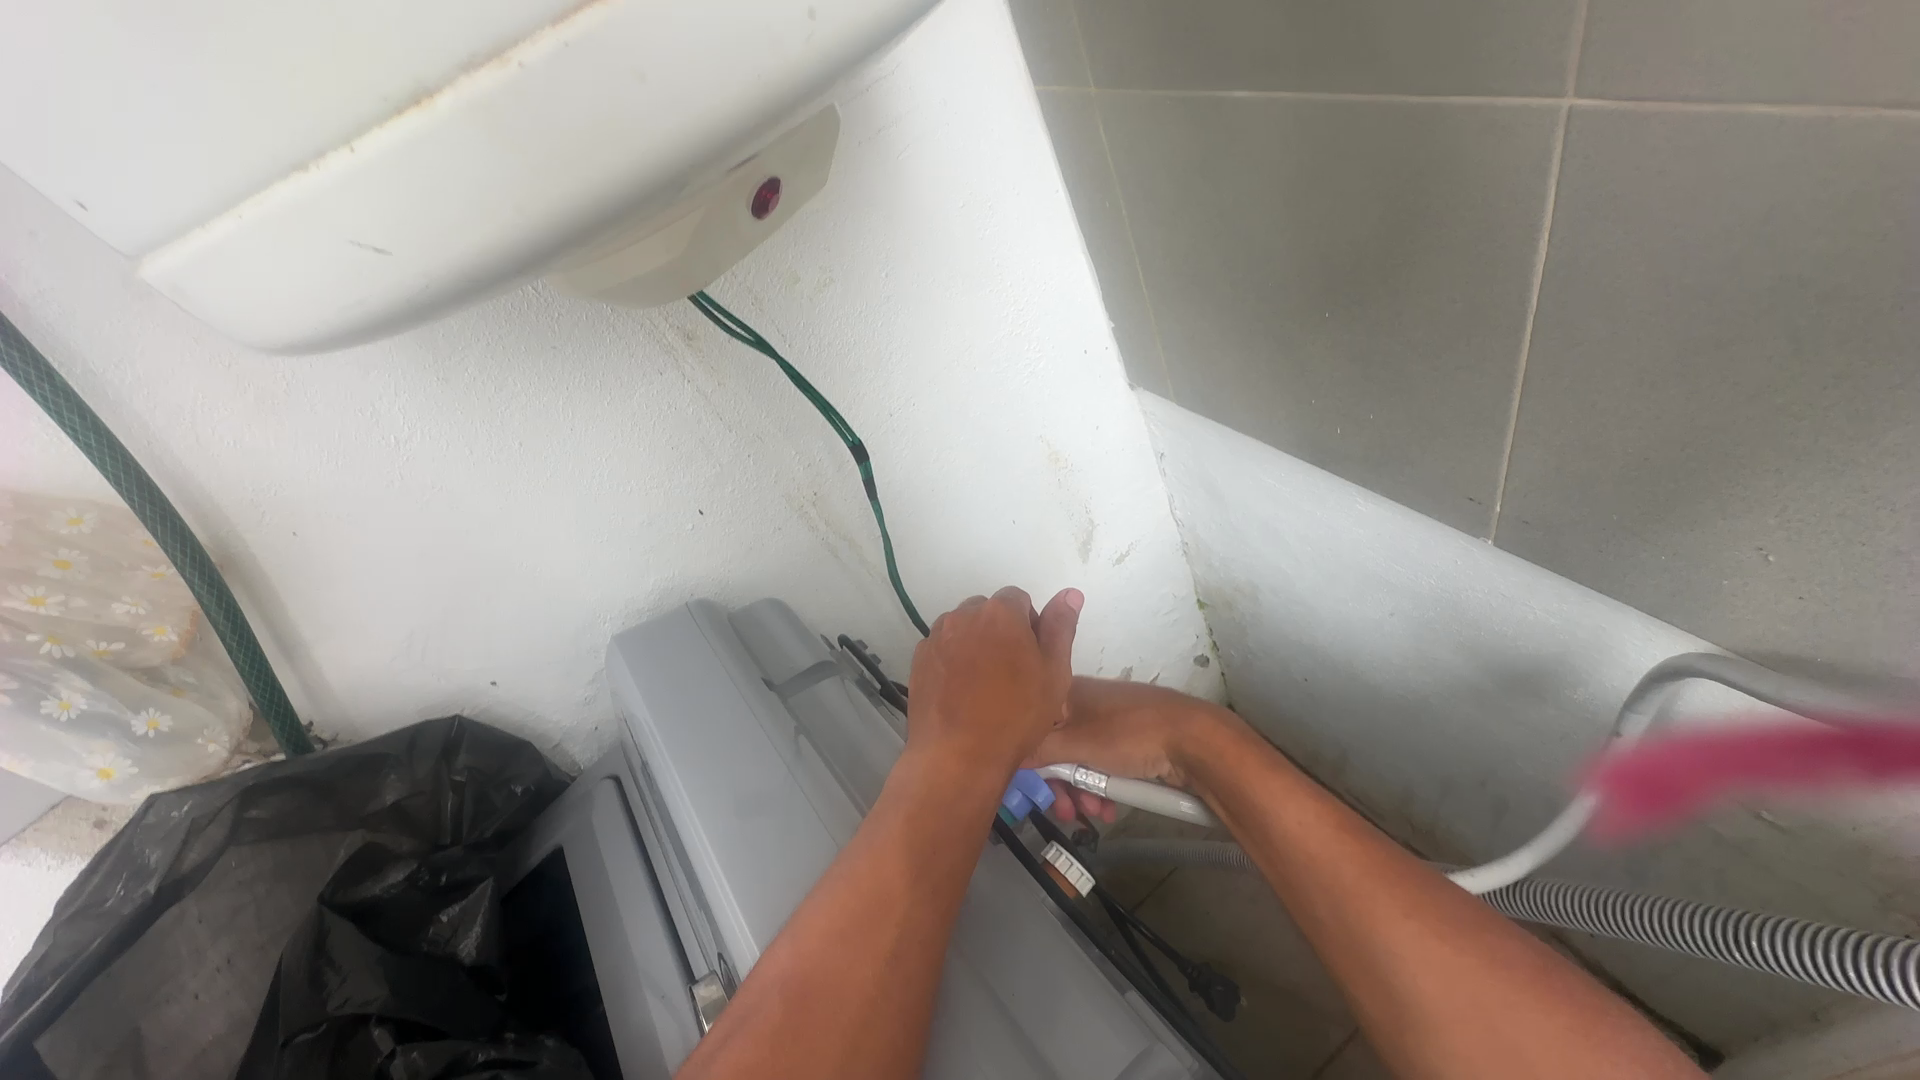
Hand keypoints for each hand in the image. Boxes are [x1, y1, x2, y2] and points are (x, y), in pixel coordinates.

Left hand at [906, 586, 1081, 777]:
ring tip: (985, 685)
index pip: (1018, 599)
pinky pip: (942, 649)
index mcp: (1000, 613)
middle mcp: (963, 616)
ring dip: (975, 644)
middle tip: (1011, 673)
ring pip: (963, 629)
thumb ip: (1060, 627)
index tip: (1033, 657)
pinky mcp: (919, 659)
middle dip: (1000, 631)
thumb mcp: (1053, 673)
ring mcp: (936, 637)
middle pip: (987, 611)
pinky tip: (961, 693)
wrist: (958, 755)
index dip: (1030, 625)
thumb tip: (1070, 594)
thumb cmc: (1016, 715)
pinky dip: (953, 661)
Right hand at [1026, 677, 1245, 823]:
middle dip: (1058, 783)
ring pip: (1078, 760)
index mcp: (1066, 692)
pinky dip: (1100, 789)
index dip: (1026, 755)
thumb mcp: (1077, 742)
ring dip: (1080, 792)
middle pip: (1054, 746)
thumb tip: (1005, 754)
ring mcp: (1107, 723)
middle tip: (1063, 811)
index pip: (1030, 722)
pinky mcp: (1128, 743)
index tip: (1030, 785)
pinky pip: (1101, 767)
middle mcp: (1083, 703)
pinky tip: (1107, 811)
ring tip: (1091, 816)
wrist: (1193, 739)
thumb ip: (1038, 749)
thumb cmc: (1129, 733)